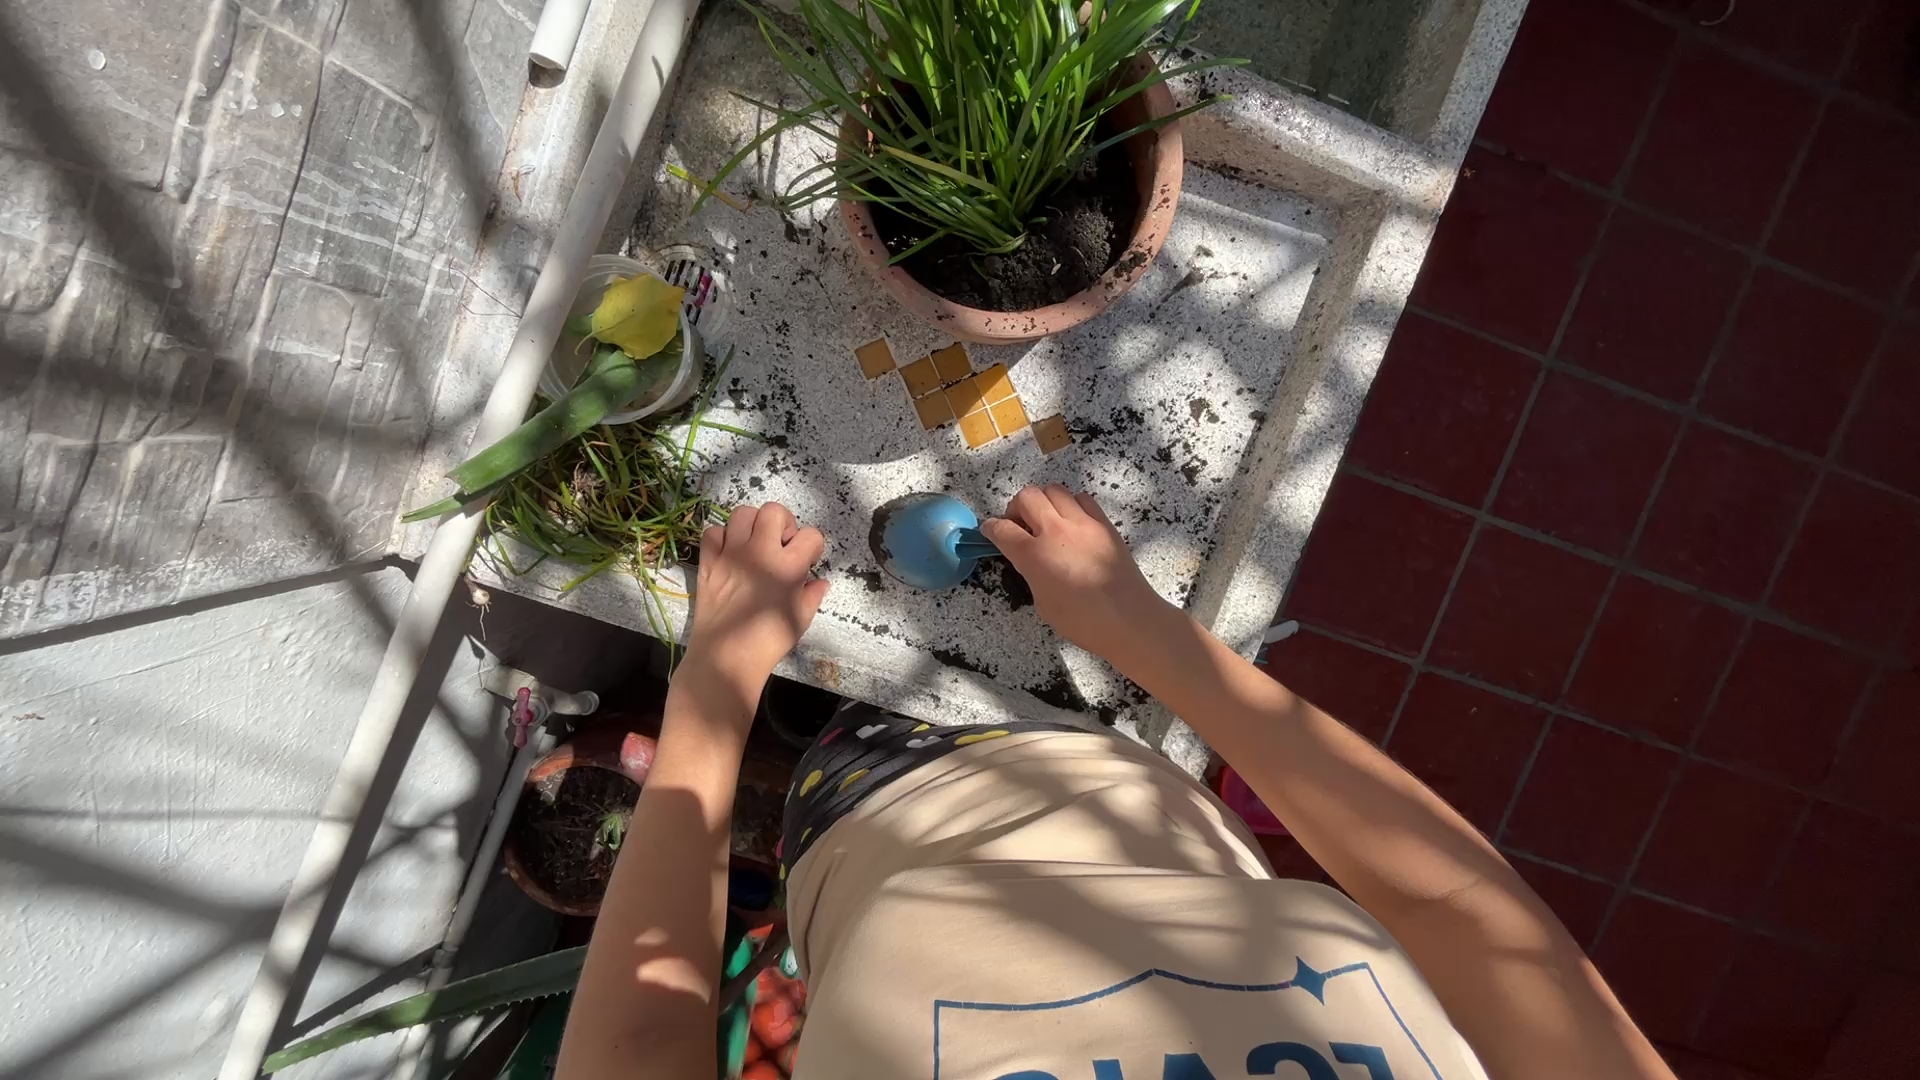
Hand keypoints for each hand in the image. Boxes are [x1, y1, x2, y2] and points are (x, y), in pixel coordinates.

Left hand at [683, 502, 829, 690]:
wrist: (727, 656)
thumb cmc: (770, 640)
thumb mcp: (802, 618)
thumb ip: (813, 594)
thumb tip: (819, 581)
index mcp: (788, 566)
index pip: (811, 534)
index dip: (813, 546)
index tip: (807, 560)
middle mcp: (760, 552)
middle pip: (774, 511)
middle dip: (783, 523)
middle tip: (780, 545)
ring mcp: (732, 554)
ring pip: (742, 513)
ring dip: (752, 525)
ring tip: (754, 544)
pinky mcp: (709, 562)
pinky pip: (713, 532)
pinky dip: (722, 538)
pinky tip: (730, 554)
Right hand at [980, 485, 1172, 661]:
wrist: (1129, 618)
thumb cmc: (1083, 621)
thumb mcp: (1042, 602)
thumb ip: (1031, 572)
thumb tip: (1029, 558)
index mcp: (1034, 555)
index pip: (1002, 529)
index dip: (990, 528)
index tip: (990, 531)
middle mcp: (1056, 531)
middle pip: (1026, 496)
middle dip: (1016, 508)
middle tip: (1020, 526)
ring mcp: (1083, 523)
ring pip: (1054, 490)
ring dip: (1044, 502)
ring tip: (1047, 521)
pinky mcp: (1104, 523)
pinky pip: (1081, 498)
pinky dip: (1070, 504)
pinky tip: (1072, 523)